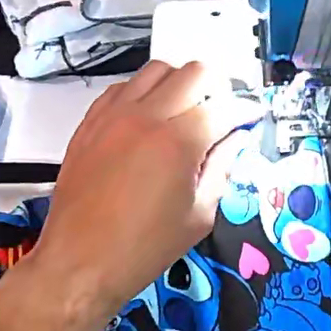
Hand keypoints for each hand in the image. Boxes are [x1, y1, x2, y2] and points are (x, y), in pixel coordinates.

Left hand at [28, 60, 262, 318]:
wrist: (80, 261)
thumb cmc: (140, 248)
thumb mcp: (199, 215)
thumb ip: (222, 168)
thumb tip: (235, 141)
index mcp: (178, 142)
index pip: (225, 106)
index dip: (246, 109)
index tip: (250, 115)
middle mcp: (146, 118)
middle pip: (194, 72)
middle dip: (217, 87)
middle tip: (222, 111)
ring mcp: (114, 115)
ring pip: (158, 68)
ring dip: (180, 82)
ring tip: (186, 109)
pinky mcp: (91, 122)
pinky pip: (123, 86)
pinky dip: (144, 92)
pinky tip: (149, 116)